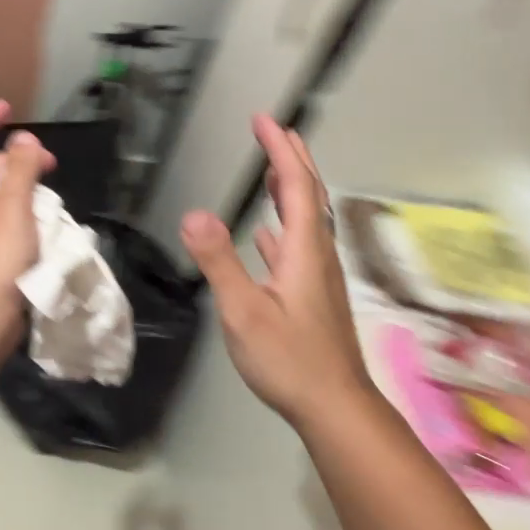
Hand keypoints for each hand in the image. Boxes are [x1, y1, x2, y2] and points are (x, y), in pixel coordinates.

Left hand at [0, 99, 54, 325]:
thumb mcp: (12, 205)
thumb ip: (20, 168)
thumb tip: (23, 139)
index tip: (8, 107)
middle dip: (14, 157)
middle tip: (48, 162)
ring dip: (22, 186)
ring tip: (50, 195)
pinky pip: (4, 220)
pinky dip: (23, 212)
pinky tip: (44, 224)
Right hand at [180, 115, 373, 428]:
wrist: (336, 409)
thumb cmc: (290, 360)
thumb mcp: (244, 311)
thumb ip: (219, 261)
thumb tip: (193, 213)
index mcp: (304, 251)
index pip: (296, 186)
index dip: (280, 150)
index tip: (263, 120)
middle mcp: (316, 256)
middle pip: (310, 196)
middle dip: (293, 159)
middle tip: (275, 129)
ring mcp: (317, 277)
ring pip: (307, 220)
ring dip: (292, 188)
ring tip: (275, 168)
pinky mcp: (312, 296)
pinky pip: (298, 246)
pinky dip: (284, 226)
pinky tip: (269, 234)